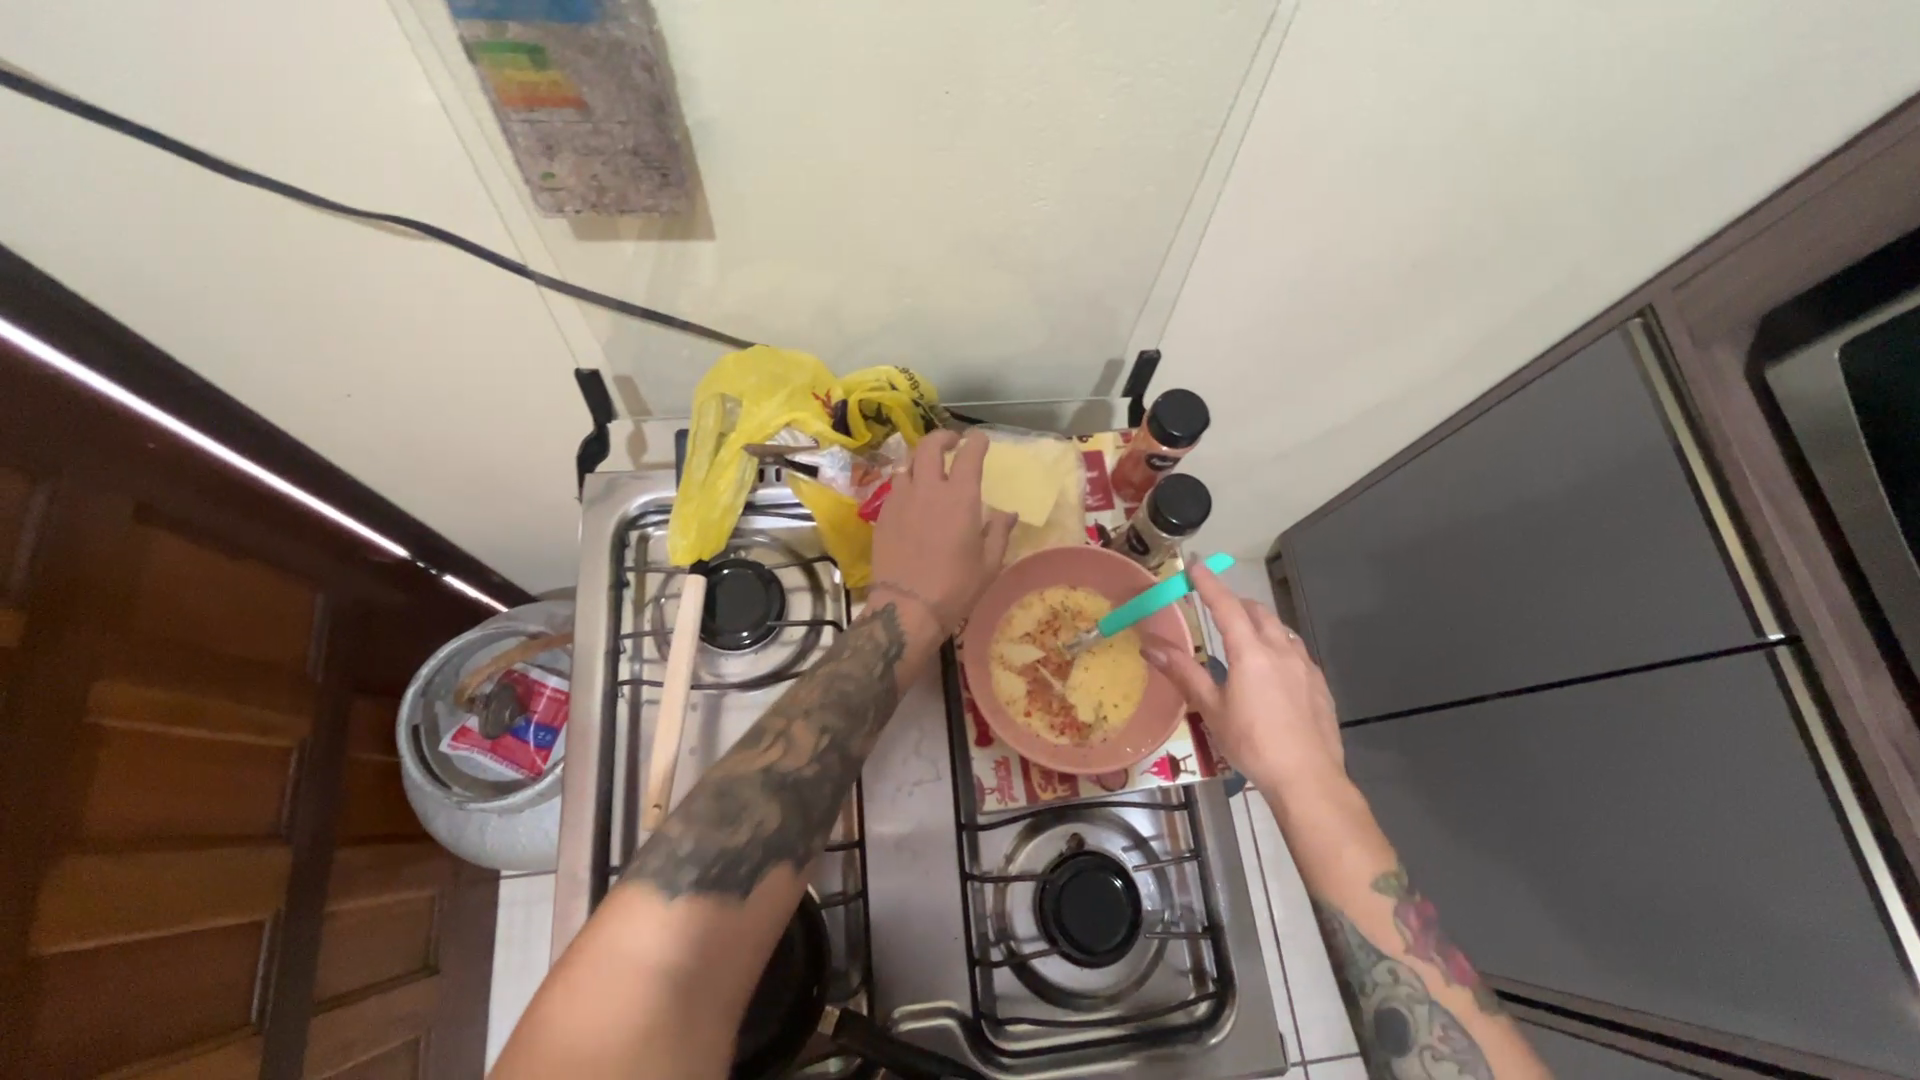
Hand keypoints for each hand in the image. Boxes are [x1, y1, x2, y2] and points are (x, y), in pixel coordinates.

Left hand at [869, 429, 1015, 635]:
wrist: (906, 607)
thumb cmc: (955, 588)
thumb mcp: (989, 564)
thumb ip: (999, 533)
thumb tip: (1008, 514)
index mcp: (960, 498)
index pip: (968, 455)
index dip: (976, 442)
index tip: (980, 440)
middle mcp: (928, 490)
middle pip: (930, 447)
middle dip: (942, 437)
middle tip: (951, 442)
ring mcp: (901, 500)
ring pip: (907, 464)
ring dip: (920, 461)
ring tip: (928, 470)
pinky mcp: (883, 515)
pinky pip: (895, 488)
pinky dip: (906, 484)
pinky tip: (911, 498)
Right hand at [1142, 560, 1341, 790]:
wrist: (1307, 776)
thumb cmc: (1252, 743)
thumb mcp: (1211, 709)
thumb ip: (1184, 673)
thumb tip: (1151, 646)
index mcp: (1250, 652)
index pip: (1225, 607)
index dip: (1209, 583)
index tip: (1196, 565)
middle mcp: (1280, 650)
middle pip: (1258, 613)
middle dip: (1236, 603)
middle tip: (1218, 607)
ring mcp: (1305, 666)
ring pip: (1281, 630)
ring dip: (1261, 624)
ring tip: (1246, 635)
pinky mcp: (1320, 684)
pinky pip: (1297, 652)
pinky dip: (1280, 647)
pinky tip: (1275, 669)